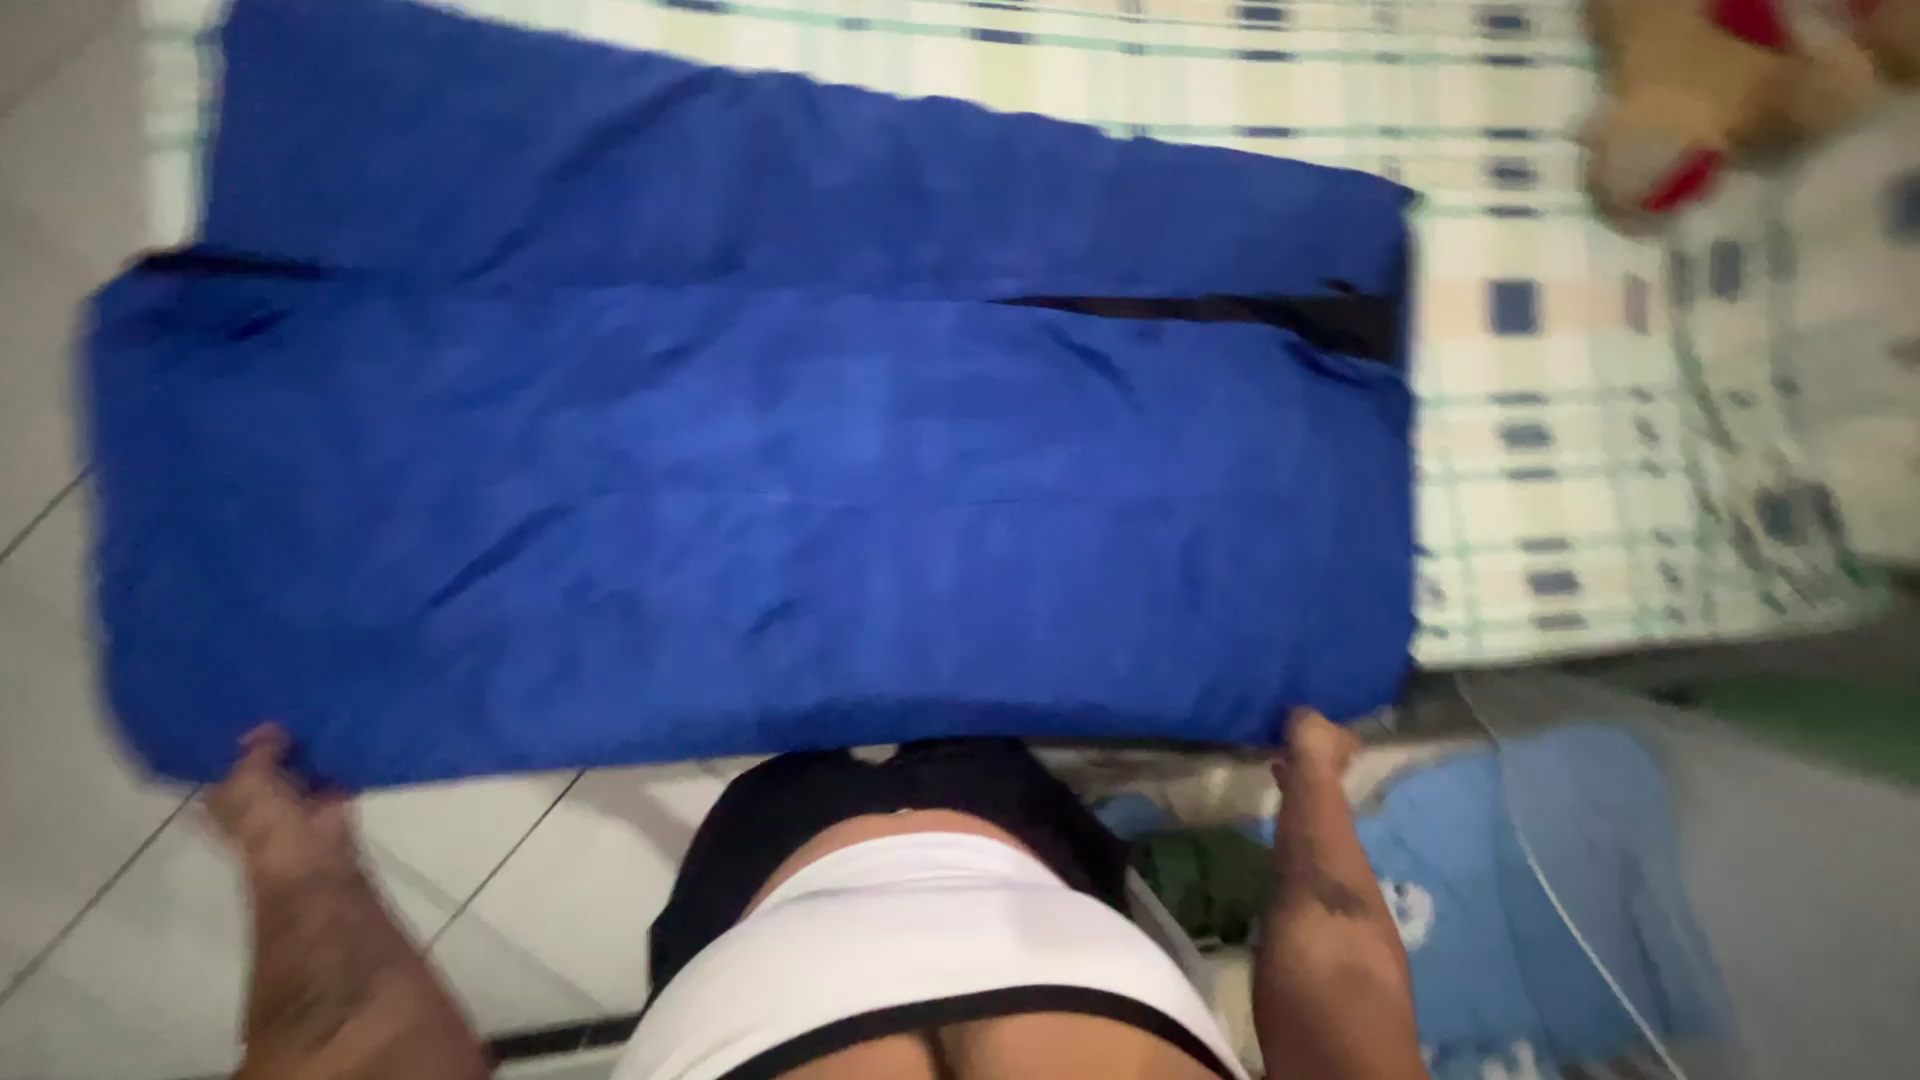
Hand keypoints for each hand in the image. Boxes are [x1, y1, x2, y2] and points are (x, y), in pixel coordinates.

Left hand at [203, 724, 359, 887]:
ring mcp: (295, 797)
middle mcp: (258, 797)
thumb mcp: (249, 778)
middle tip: (292, 704)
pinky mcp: (331, 797)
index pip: (228, 764)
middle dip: (281, 739)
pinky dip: (342, 756)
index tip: (253, 712)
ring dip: (312, 746)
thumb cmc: (265, 818)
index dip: (239, 741)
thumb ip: (257, 751)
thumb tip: (267, 725)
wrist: (310, 847)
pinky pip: (336, 770)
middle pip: (268, 762)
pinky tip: (348, 729)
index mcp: (227, 797)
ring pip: (303, 764)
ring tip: (322, 709)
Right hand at [1271, 708, 1360, 785]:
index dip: (1327, 721)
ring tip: (1277, 745)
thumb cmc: (1313, 742)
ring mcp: (1324, 775)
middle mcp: (1340, 758)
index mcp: (1346, 738)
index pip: (1341, 727)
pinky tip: (1273, 762)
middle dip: (1310, 740)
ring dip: (1295, 755)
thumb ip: (1302, 711)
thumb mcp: (1305, 714)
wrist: (1305, 779)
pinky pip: (1293, 774)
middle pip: (1325, 746)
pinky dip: (1284, 769)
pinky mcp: (1306, 788)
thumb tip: (1297, 710)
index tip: (1312, 717)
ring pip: (1309, 761)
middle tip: (1291, 730)